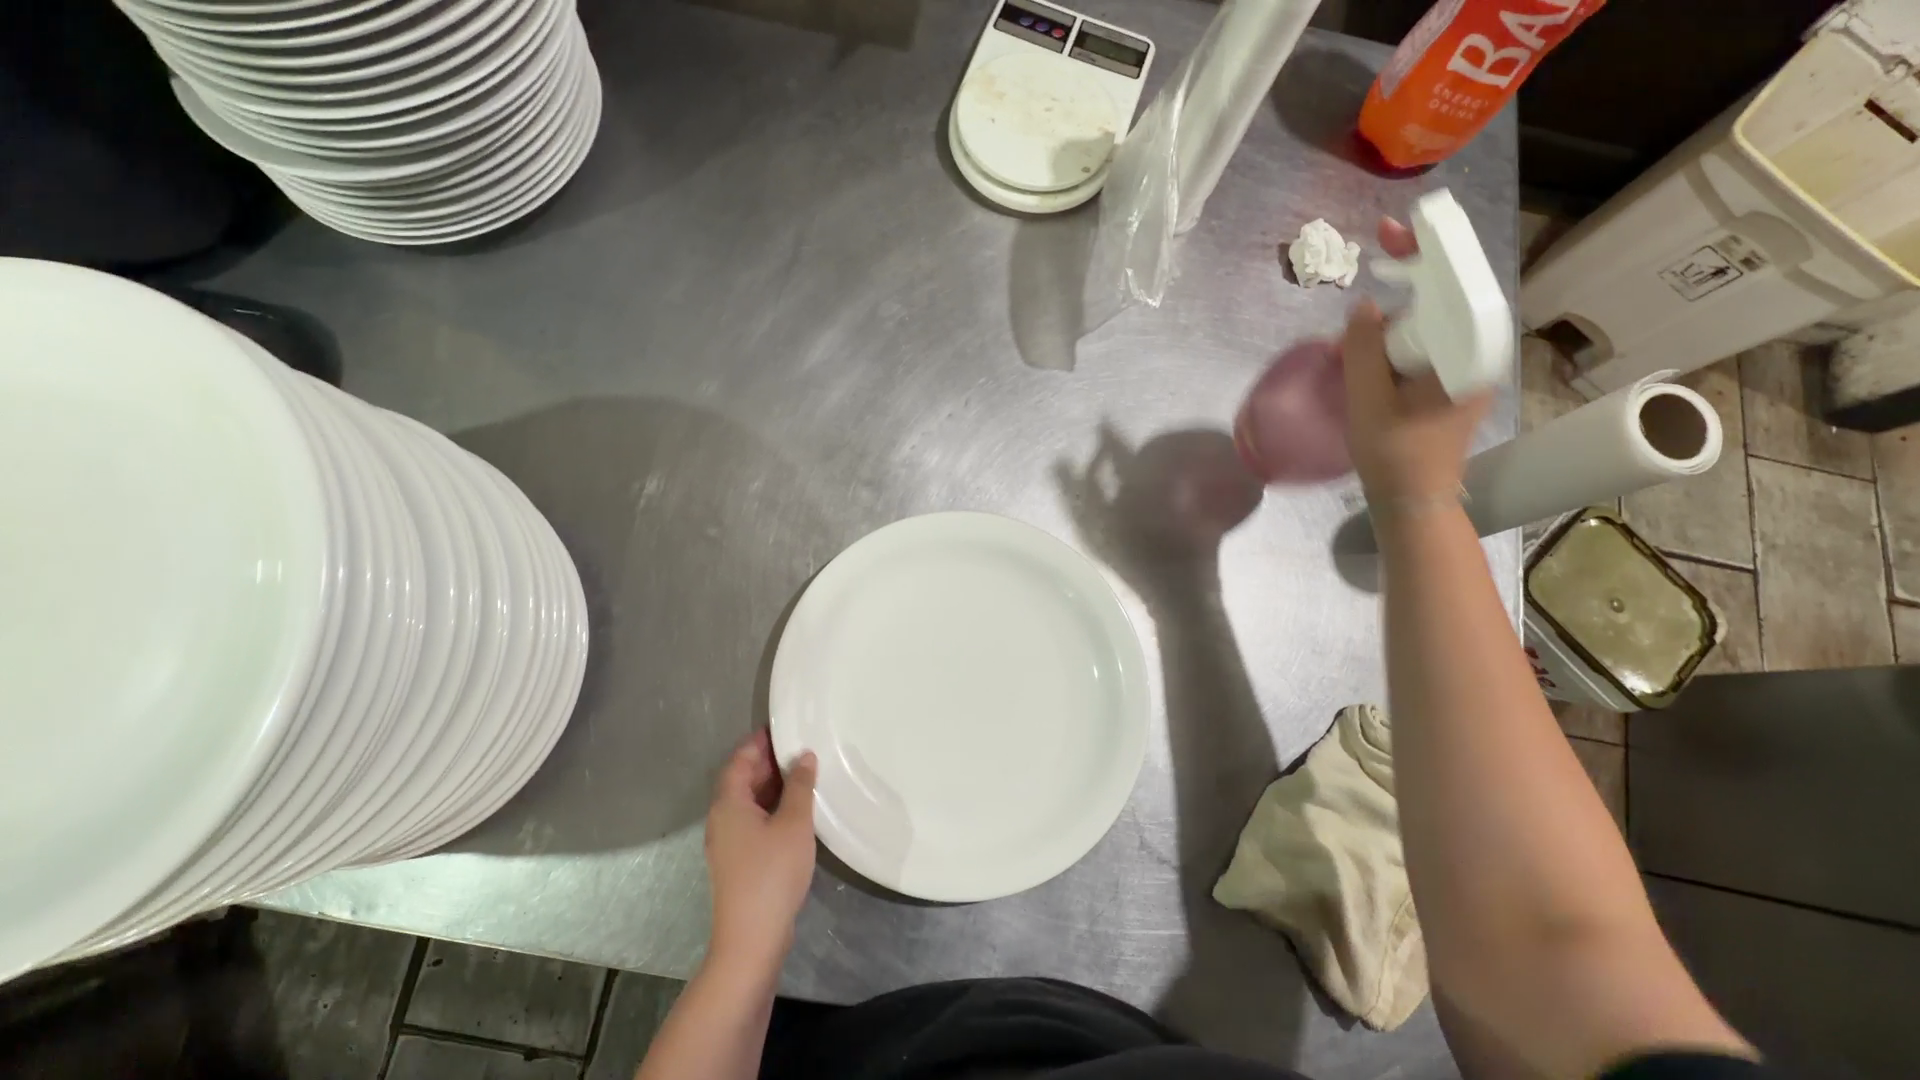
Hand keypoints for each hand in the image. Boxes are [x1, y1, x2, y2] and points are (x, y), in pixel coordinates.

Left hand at [704, 731, 816, 971]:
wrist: (752, 937)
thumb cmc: (772, 873)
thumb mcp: (794, 824)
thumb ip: (800, 786)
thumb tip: (803, 756)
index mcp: (728, 803)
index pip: (739, 760)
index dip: (759, 742)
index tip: (783, 727)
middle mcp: (721, 818)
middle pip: (741, 780)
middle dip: (767, 762)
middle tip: (800, 747)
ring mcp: (728, 842)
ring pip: (748, 802)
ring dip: (772, 786)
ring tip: (804, 774)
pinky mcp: (738, 861)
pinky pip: (753, 821)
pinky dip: (772, 808)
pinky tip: (796, 811)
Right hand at [1341, 217, 1492, 502]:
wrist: (1415, 502)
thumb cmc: (1395, 456)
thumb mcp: (1369, 400)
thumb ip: (1365, 349)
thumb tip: (1366, 307)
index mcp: (1469, 356)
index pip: (1460, 286)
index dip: (1432, 252)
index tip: (1399, 231)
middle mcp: (1478, 355)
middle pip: (1454, 294)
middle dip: (1419, 267)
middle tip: (1382, 246)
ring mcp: (1468, 369)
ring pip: (1442, 317)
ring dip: (1409, 300)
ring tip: (1373, 294)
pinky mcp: (1455, 381)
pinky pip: (1435, 338)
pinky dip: (1408, 327)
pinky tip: (1380, 333)